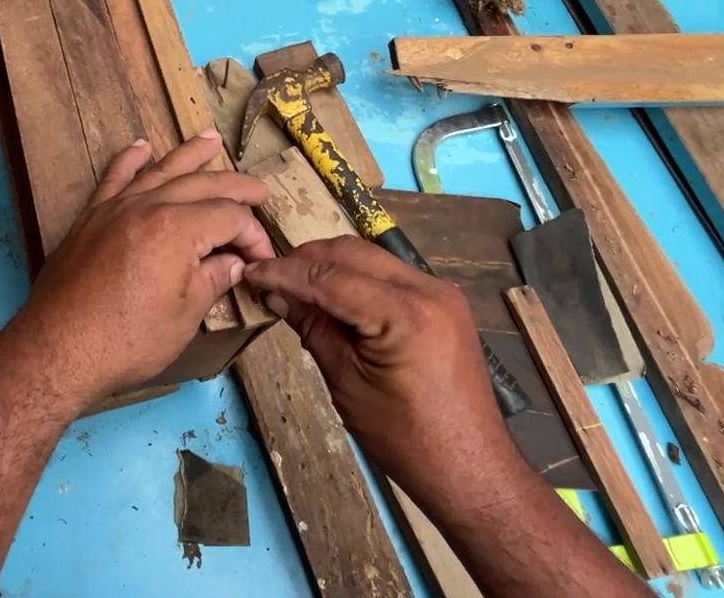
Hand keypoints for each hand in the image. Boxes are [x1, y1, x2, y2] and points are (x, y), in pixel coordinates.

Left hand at [3, 132, 275, 408]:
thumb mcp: (184, 316)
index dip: (253, 236)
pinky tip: (141, 147)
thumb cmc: (126, 340)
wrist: (58, 348)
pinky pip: (113, 178)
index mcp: (177, 230)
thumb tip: (234, 262)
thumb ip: (212, 280)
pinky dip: (129, 160)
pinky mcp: (91, 217)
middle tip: (261, 190)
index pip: (229, 218)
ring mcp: (115, 208)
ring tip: (210, 139)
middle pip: (201, 185)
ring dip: (188, 154)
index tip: (262, 261)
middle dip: (235, 187)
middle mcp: (147, 207)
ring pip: (159, 171)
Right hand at [244, 237, 527, 509]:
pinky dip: (356, 276)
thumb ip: (313, 328)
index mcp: (405, 313)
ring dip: (329, 264)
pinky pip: (389, 273)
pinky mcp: (443, 301)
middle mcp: (427, 289)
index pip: (329, 277)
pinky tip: (332, 294)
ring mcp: (440, 291)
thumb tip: (275, 293)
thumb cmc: (406, 439)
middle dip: (305, 260)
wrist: (473, 471)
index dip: (284, 272)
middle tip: (269, 276)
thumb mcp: (347, 383)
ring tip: (294, 284)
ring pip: (370, 256)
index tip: (250, 272)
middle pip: (351, 252)